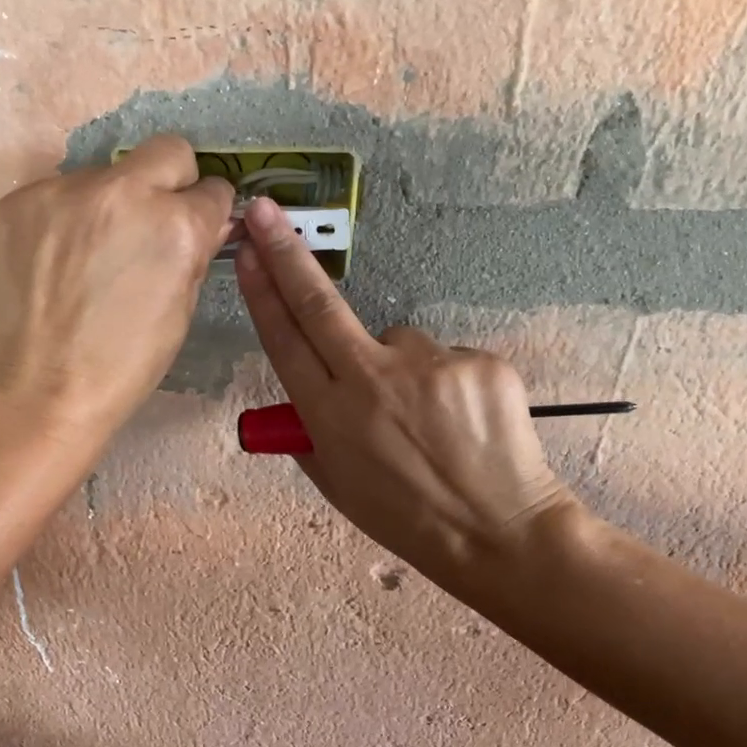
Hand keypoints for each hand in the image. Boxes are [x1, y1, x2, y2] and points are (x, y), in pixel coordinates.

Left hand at [0, 135, 235, 434]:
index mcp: (174, 224)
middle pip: (166, 151)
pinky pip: (57, 195)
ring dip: (108, 204)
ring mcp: (63, 191)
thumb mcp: (181, 310)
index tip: (192, 229)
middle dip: (169, 182)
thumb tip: (205, 219)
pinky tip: (53, 263)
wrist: (39, 392)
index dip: (204, 212)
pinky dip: (62, 220)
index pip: (211, 188)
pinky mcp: (18, 201)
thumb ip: (195, 251)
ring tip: (86, 258)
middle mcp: (122, 192)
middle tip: (148, 225)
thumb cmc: (123, 365)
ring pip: (105, 175)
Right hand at [233, 198, 576, 584]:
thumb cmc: (409, 518)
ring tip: (429, 419)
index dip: (263, 292)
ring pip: (399, 340)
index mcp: (331, 416)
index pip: (285, 339)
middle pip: (320, 304)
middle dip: (287, 253)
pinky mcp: (475, 361)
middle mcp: (371, 381)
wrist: (498, 533)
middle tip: (266, 213)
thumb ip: (311, 433)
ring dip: (403, 365)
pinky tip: (462, 419)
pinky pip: (447, 357)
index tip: (248, 251)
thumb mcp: (338, 486)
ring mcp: (427, 366)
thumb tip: (303, 395)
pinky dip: (447, 380)